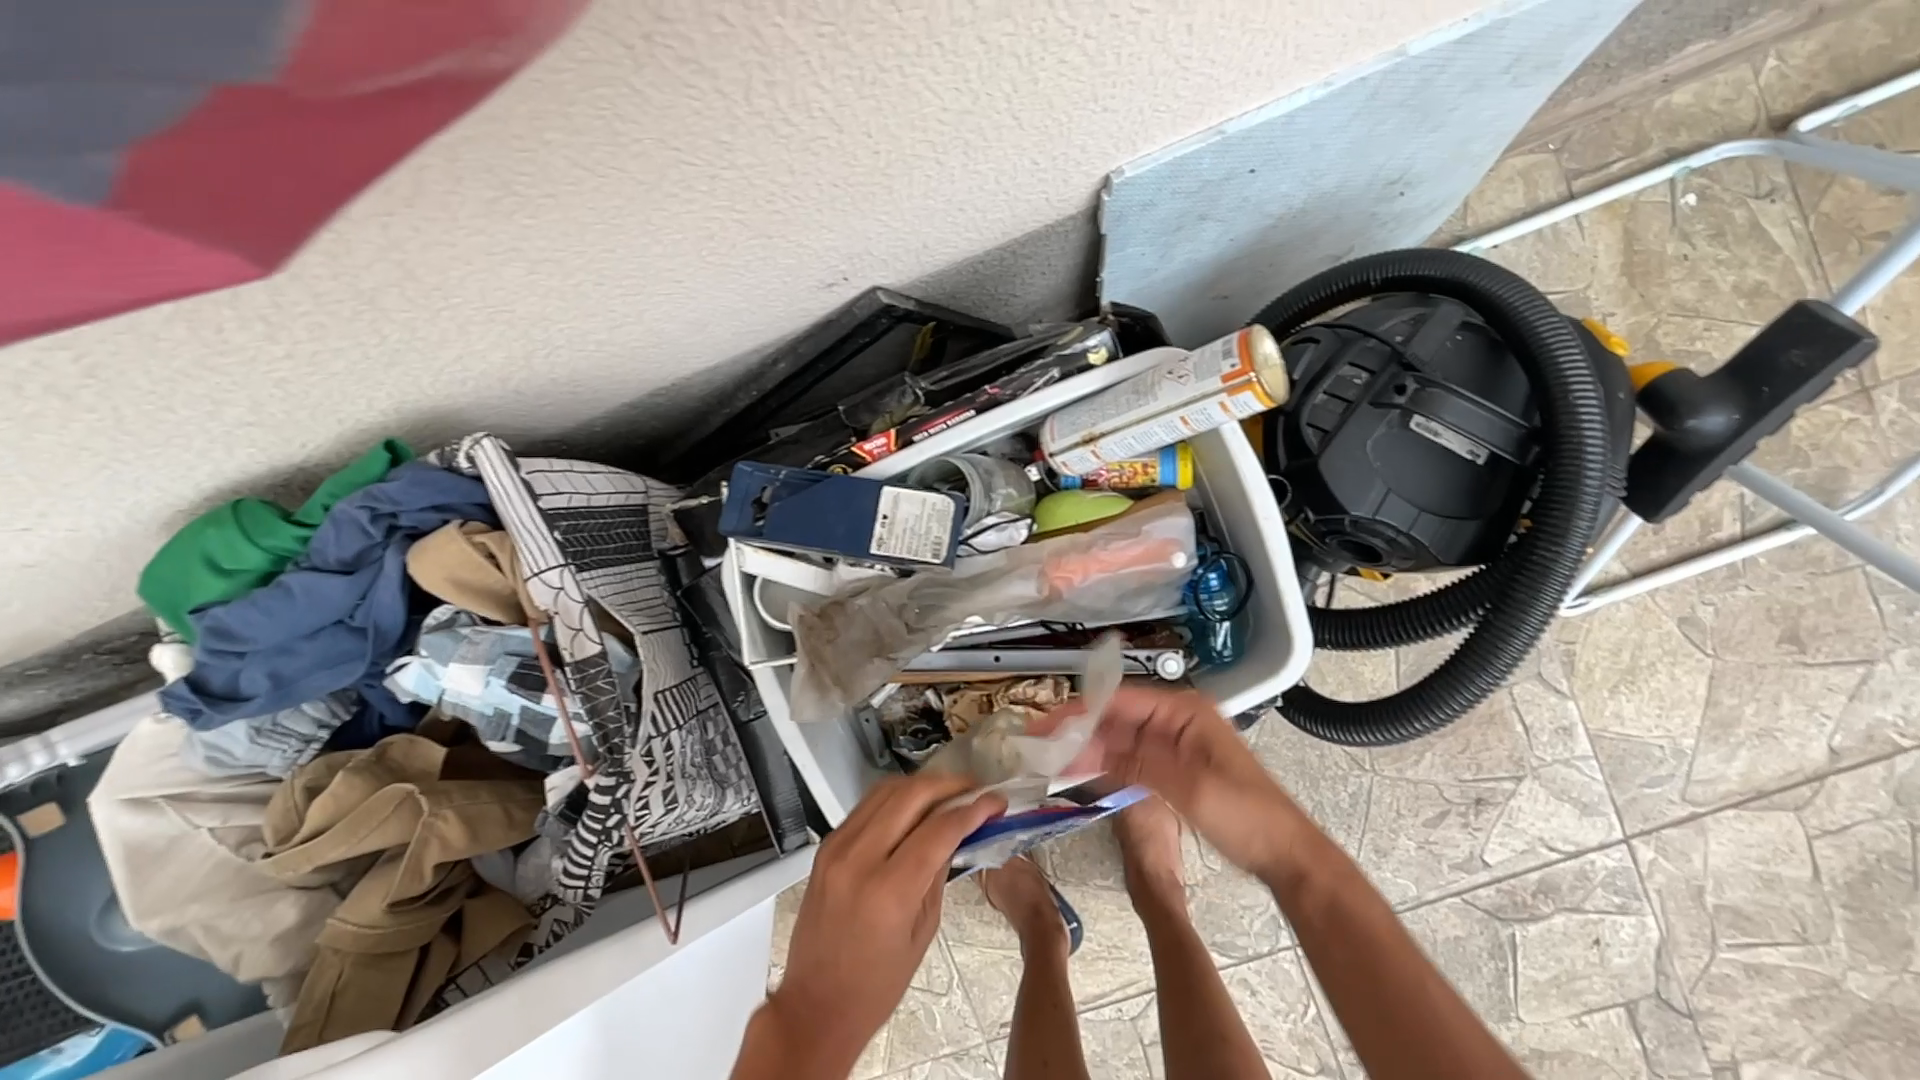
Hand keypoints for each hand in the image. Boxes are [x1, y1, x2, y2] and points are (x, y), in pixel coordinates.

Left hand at [765, 774, 1007, 1074]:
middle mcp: (859, 858)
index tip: (997, 801)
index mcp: (889, 890)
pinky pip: (865, 807)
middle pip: (912, 795)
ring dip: (923, 786)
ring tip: (950, 793)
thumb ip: (939, 874)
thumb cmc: (877, 985)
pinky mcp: (826, 847)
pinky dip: (895, 799)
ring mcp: (837, 848)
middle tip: (977, 790)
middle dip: (951, 785)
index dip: (974, 808)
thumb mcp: (923, 932)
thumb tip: (960, 833)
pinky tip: (915, 808)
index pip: (940, 829)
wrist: (815, 1004)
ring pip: (886, 791)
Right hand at [1041, 684, 1303, 878]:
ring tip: (1049, 762)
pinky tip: (1080, 774)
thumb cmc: (1248, 816)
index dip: (1079, 711)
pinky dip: (1105, 765)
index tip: (1046, 726)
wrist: (1285, 853)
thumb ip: (1137, 763)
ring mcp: (1174, 745)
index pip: (1120, 700)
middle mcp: (1177, 720)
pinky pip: (1130, 759)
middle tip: (1038, 747)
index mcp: (1185, 712)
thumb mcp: (1189, 787)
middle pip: (1116, 718)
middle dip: (1077, 730)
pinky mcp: (1173, 769)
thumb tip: (1086, 747)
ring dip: (1087, 749)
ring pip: (1119, 739)